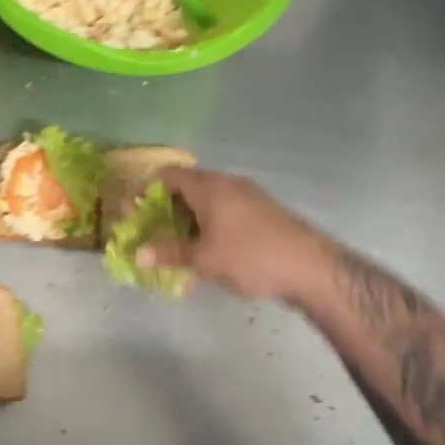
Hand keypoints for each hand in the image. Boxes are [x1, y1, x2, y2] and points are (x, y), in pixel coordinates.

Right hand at [139, 167, 330, 301]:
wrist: (312, 269)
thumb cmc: (251, 257)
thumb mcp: (204, 259)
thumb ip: (169, 254)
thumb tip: (138, 255)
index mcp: (210, 187)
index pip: (168, 175)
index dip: (144, 190)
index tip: (131, 213)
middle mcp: (228, 185)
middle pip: (185, 188)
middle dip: (163, 210)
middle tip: (148, 233)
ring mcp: (248, 198)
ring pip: (205, 203)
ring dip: (185, 222)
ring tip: (173, 248)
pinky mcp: (261, 214)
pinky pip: (223, 213)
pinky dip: (206, 228)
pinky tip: (204, 254)